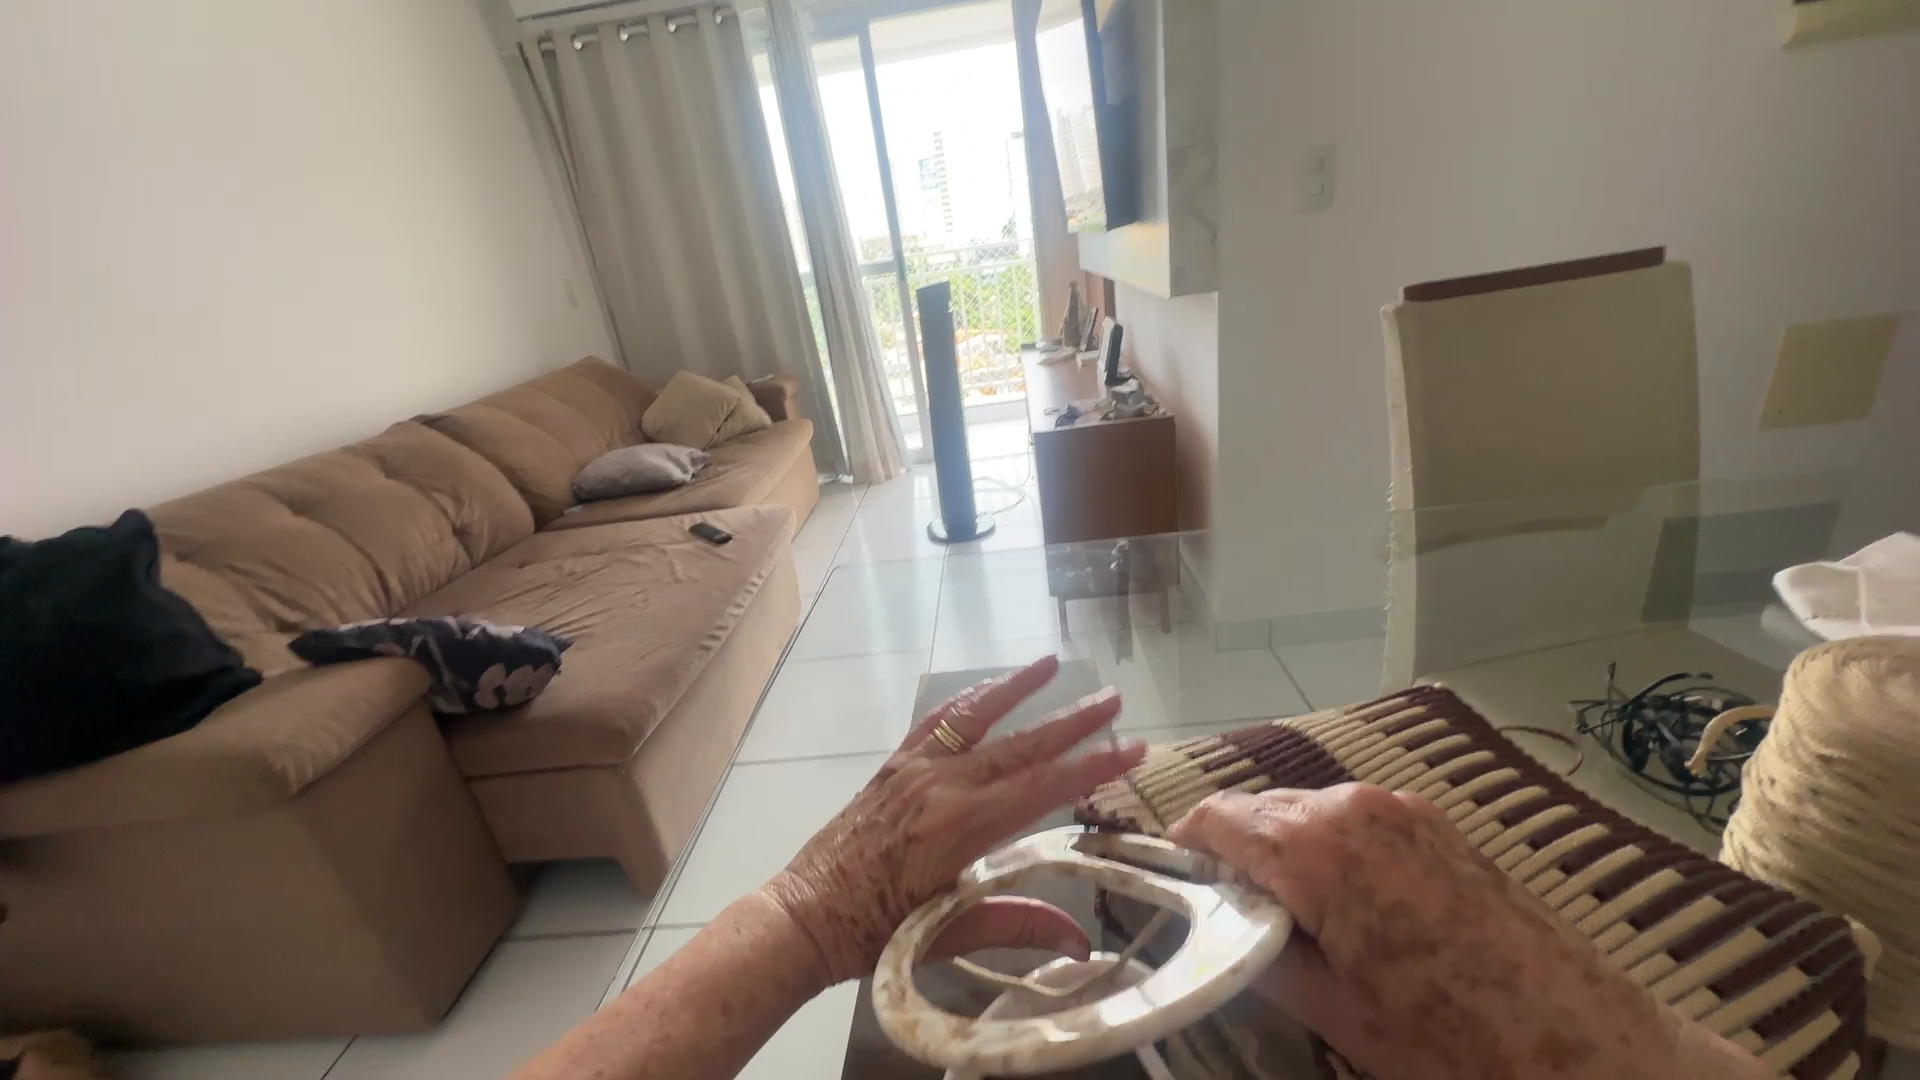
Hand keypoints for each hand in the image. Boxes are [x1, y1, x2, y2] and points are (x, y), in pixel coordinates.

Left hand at [761, 655, 1146, 985]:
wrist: (807, 912)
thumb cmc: (875, 931)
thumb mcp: (949, 931)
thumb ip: (1016, 924)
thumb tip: (1081, 944)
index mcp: (960, 828)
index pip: (1042, 789)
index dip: (1091, 768)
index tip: (1131, 749)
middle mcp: (942, 784)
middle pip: (1020, 746)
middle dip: (1072, 723)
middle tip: (1113, 699)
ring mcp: (916, 766)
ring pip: (977, 718)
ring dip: (1018, 689)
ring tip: (1052, 663)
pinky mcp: (896, 762)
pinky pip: (938, 720)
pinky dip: (968, 700)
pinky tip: (989, 688)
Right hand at [1168, 785, 1768, 1079]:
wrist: (1596, 1052)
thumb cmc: (1449, 1041)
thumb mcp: (1331, 1009)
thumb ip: (1258, 953)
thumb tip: (1221, 926)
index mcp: (1316, 846)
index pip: (1217, 816)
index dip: (1186, 843)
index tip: (1177, 877)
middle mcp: (1351, 805)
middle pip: (1258, 807)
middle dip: (1233, 848)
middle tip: (1232, 908)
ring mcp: (1397, 805)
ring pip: (1303, 808)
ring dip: (1280, 845)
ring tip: (1293, 908)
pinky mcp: (1429, 819)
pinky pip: (1349, 816)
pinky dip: (1325, 843)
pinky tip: (1346, 897)